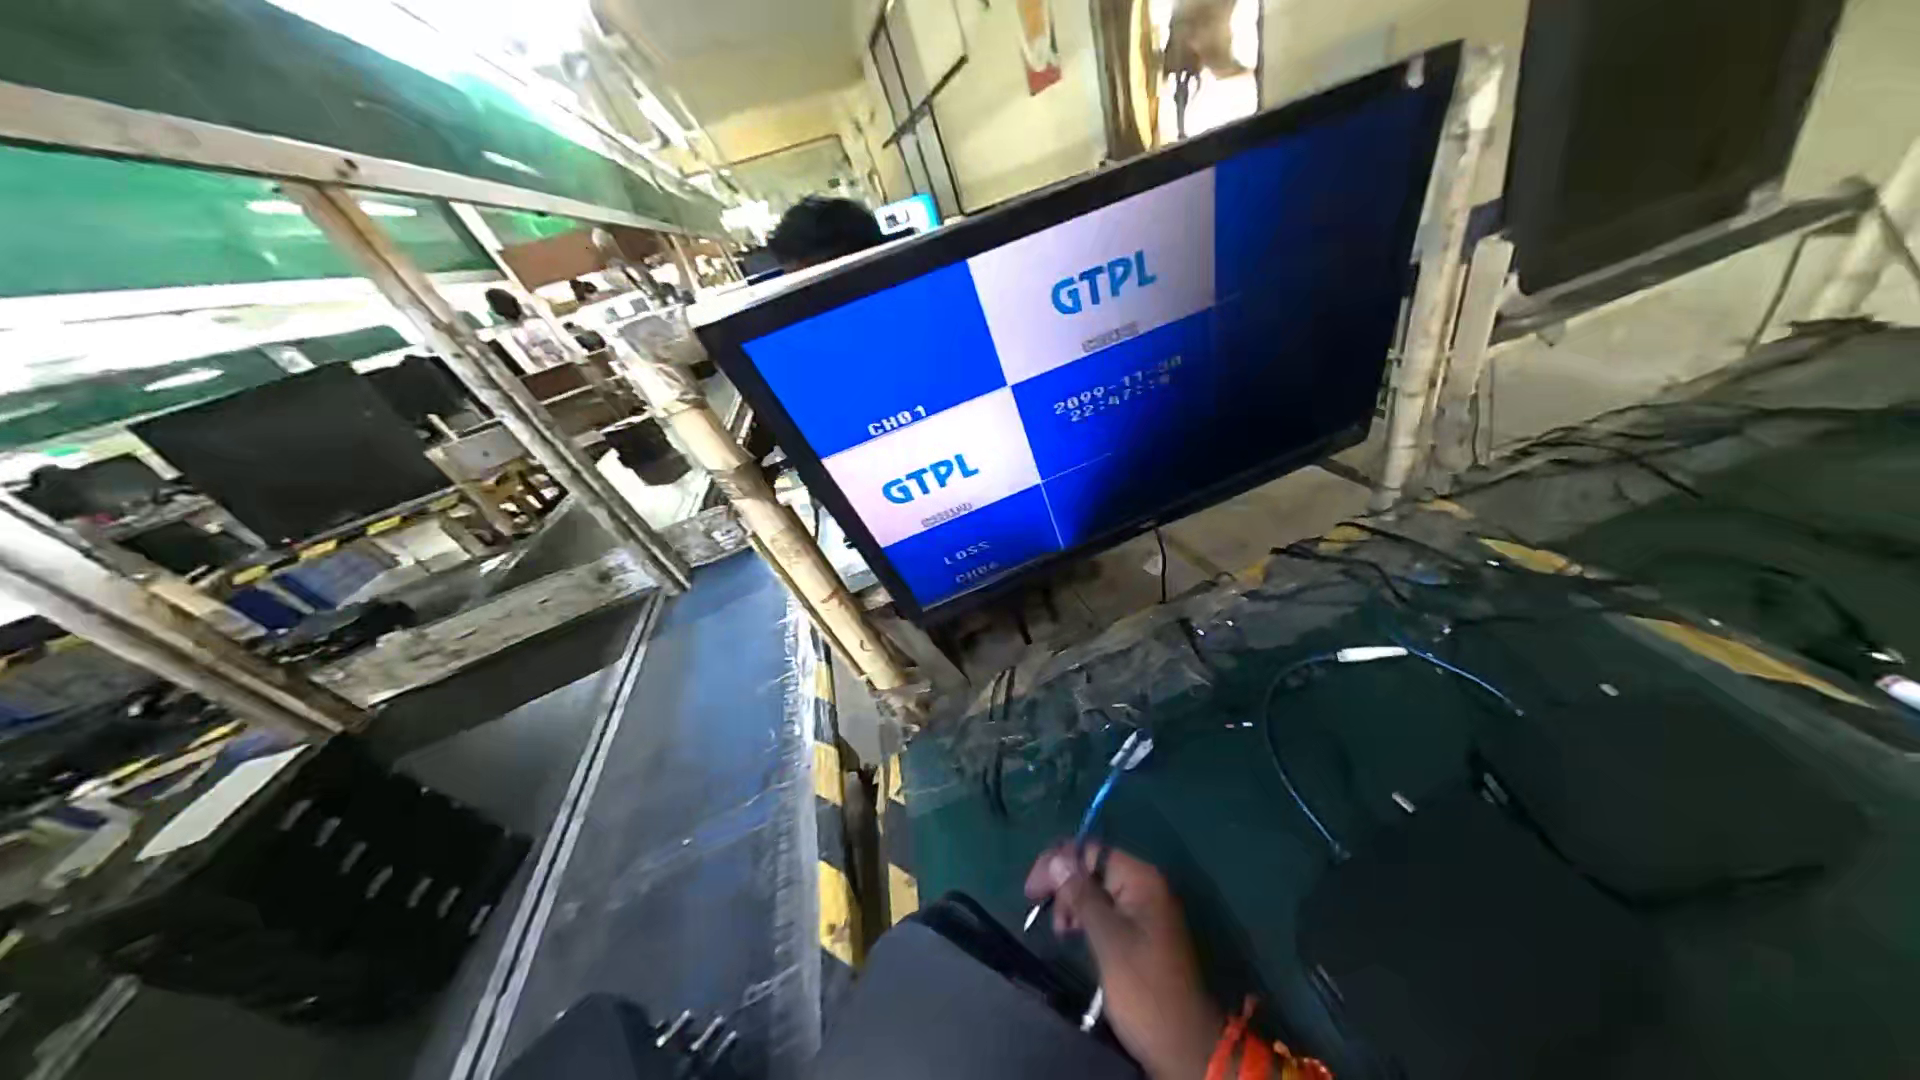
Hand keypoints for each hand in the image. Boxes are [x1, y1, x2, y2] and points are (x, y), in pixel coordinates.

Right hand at [1025, 843, 1222, 1079]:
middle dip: (1065, 884)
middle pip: (1094, 868)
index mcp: (1142, 880)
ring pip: (1097, 889)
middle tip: (1040, 911)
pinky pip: (1107, 909)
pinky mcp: (1142, 932)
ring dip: (1073, 902)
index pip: (1091, 852)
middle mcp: (1146, 886)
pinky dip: (1087, 917)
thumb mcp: (1108, 940)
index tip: (1031, 891)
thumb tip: (1057, 858)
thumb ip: (1082, 896)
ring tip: (1061, 931)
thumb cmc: (1144, 990)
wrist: (1184, 1047)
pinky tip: (1073, 934)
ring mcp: (1145, 909)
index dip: (1058, 863)